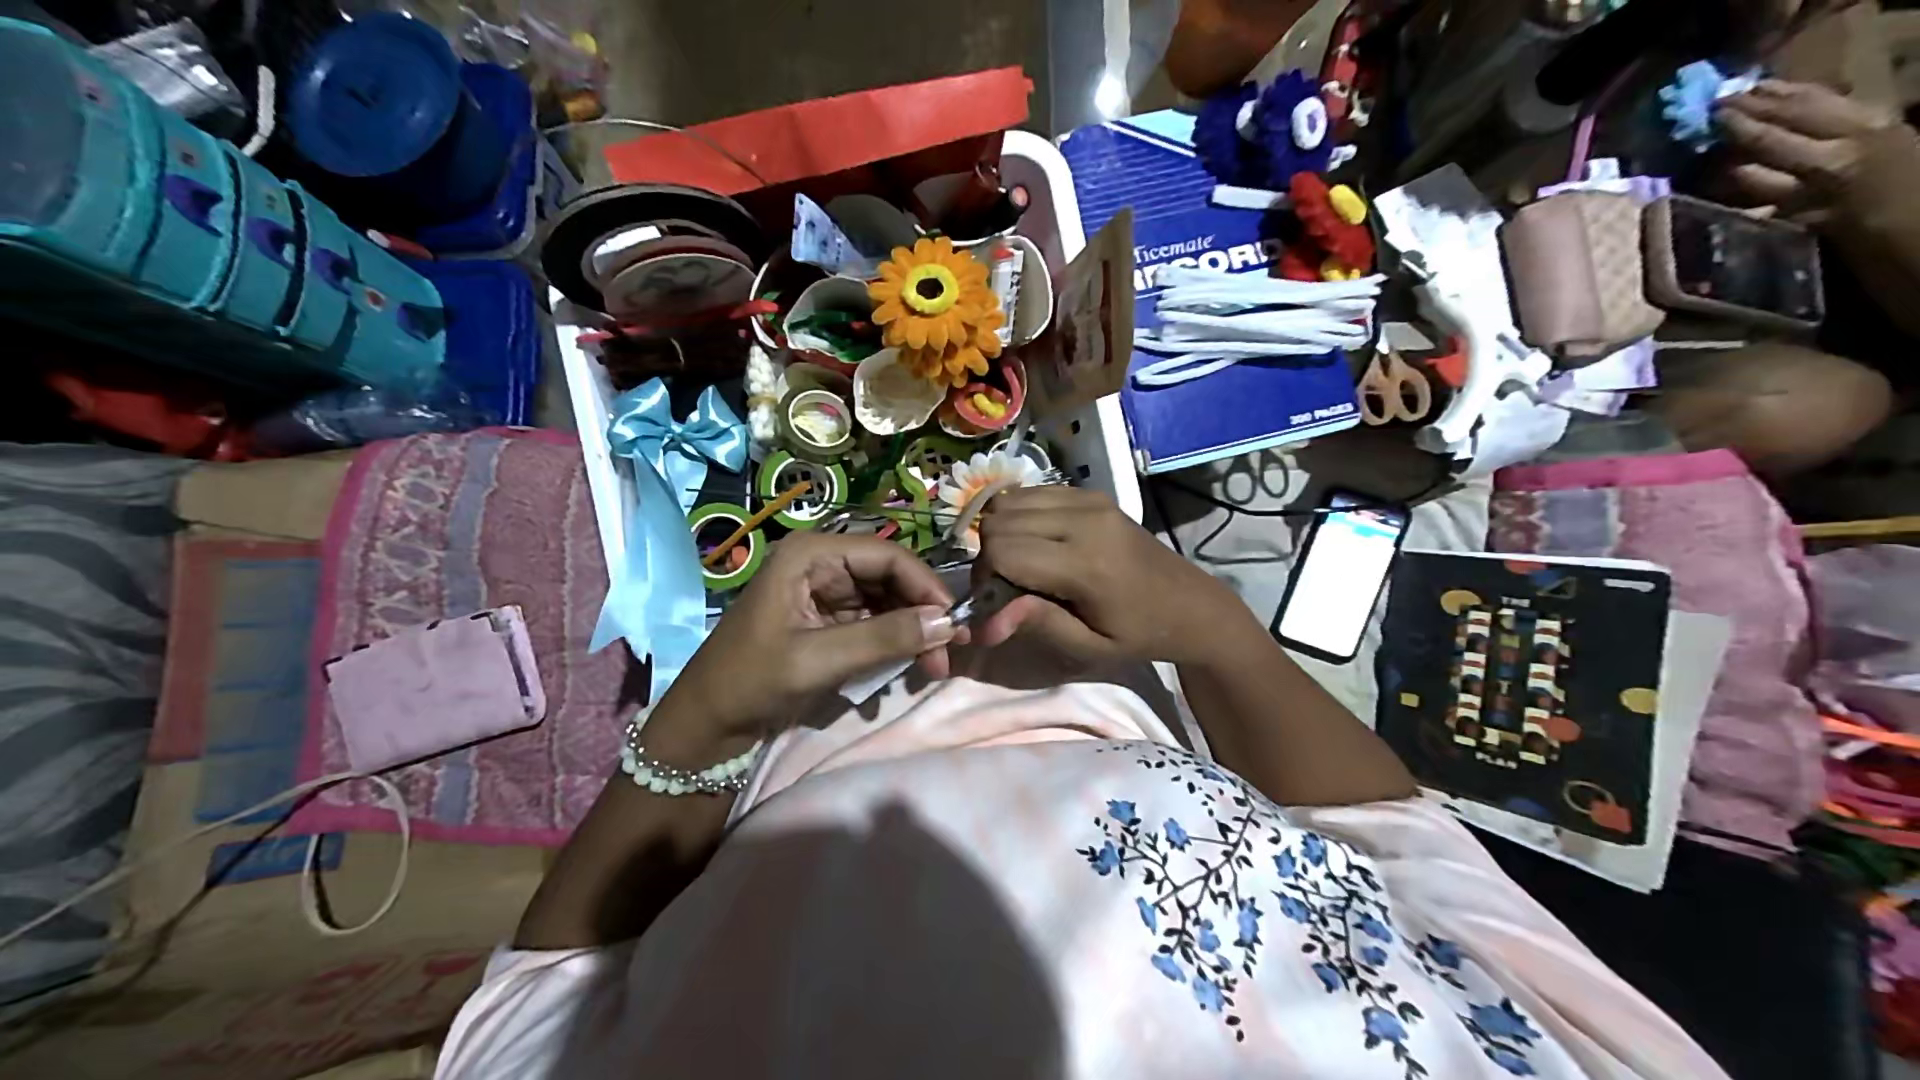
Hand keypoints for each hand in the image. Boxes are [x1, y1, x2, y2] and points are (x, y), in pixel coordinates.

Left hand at [659, 532, 966, 736]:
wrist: (706, 722)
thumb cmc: (751, 681)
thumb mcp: (819, 659)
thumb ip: (884, 638)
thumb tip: (947, 623)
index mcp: (810, 554)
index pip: (887, 556)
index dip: (926, 586)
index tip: (956, 622)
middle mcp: (820, 562)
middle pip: (890, 576)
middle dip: (921, 612)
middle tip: (949, 651)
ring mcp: (823, 590)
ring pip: (886, 600)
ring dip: (911, 630)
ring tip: (932, 666)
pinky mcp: (826, 617)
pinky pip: (873, 620)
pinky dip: (892, 643)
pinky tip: (905, 667)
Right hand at [971, 487, 1255, 664]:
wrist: (1189, 604)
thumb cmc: (1138, 634)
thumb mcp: (1090, 647)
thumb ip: (1039, 625)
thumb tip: (985, 622)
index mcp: (1086, 564)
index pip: (1002, 550)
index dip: (984, 576)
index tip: (996, 601)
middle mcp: (1085, 520)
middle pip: (999, 520)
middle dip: (989, 554)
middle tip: (1005, 583)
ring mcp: (1089, 500)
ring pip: (1009, 500)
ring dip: (1001, 532)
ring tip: (1020, 562)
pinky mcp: (1092, 493)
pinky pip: (1031, 492)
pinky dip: (1019, 515)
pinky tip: (1036, 542)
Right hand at [1717, 80, 1915, 228]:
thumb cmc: (1866, 235)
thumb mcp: (1811, 219)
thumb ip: (1773, 195)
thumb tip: (1731, 172)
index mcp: (1832, 163)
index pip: (1774, 137)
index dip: (1742, 124)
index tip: (1712, 113)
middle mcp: (1854, 137)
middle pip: (1802, 112)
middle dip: (1764, 103)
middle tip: (1728, 94)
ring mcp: (1876, 129)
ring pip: (1826, 104)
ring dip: (1790, 96)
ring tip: (1760, 88)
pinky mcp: (1889, 129)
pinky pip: (1848, 109)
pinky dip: (1821, 101)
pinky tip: (1799, 98)